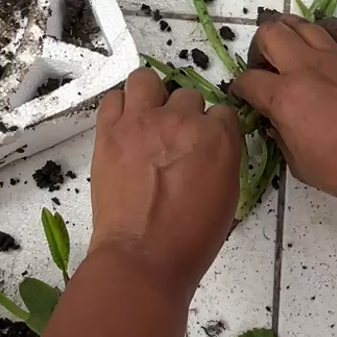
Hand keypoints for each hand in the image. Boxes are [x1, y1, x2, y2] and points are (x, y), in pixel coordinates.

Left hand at [87, 68, 241, 291]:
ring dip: (151, 95)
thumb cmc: (190, 239)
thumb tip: (210, 148)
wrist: (143, 256)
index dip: (213, 128)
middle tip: (174, 139)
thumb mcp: (227, 196)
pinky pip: (114, 98)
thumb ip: (222, 159)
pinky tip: (124, 127)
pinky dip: (120, 107)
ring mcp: (142, 122)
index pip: (223, 111)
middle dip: (183, 115)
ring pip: (147, 79)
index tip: (204, 143)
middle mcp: (182, 120)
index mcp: (218, 137)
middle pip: (187, 95)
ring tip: (147, 118)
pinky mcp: (110, 131)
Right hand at [231, 15, 336, 205]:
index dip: (239, 89)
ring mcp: (336, 58)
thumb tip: (275, 124)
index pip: (248, 81)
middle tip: (264, 69)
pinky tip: (324, 41)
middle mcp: (306, 68)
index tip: (243, 97)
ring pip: (302, 23)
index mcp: (285, 97)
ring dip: (288, 31)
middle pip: (270, 34)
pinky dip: (327, 30)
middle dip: (258, 49)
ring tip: (288, 51)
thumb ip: (281, 138)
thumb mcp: (300, 165)